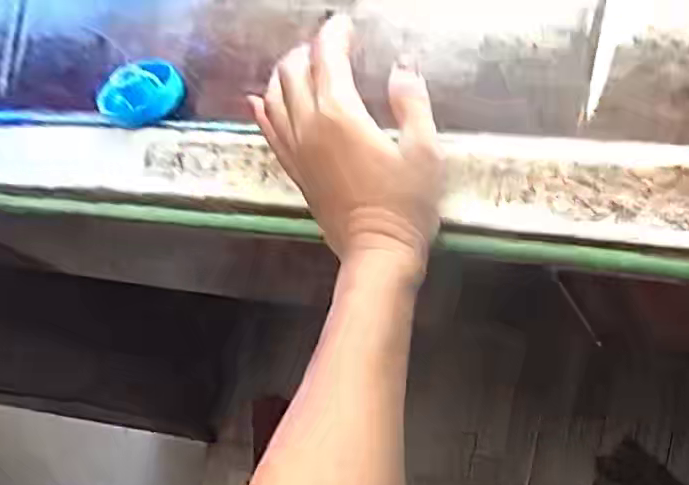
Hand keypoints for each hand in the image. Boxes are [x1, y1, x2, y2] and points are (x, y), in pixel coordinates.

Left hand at [249, 15, 443, 268]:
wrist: (380, 254)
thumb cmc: (408, 208)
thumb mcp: (426, 156)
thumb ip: (413, 105)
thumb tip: (404, 66)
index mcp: (341, 112)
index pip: (328, 55)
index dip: (337, 34)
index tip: (348, 26)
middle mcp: (309, 122)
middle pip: (294, 68)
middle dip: (309, 50)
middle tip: (329, 49)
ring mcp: (297, 148)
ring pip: (275, 92)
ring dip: (285, 72)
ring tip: (301, 69)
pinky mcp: (296, 171)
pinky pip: (269, 128)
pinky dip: (264, 106)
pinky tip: (262, 100)